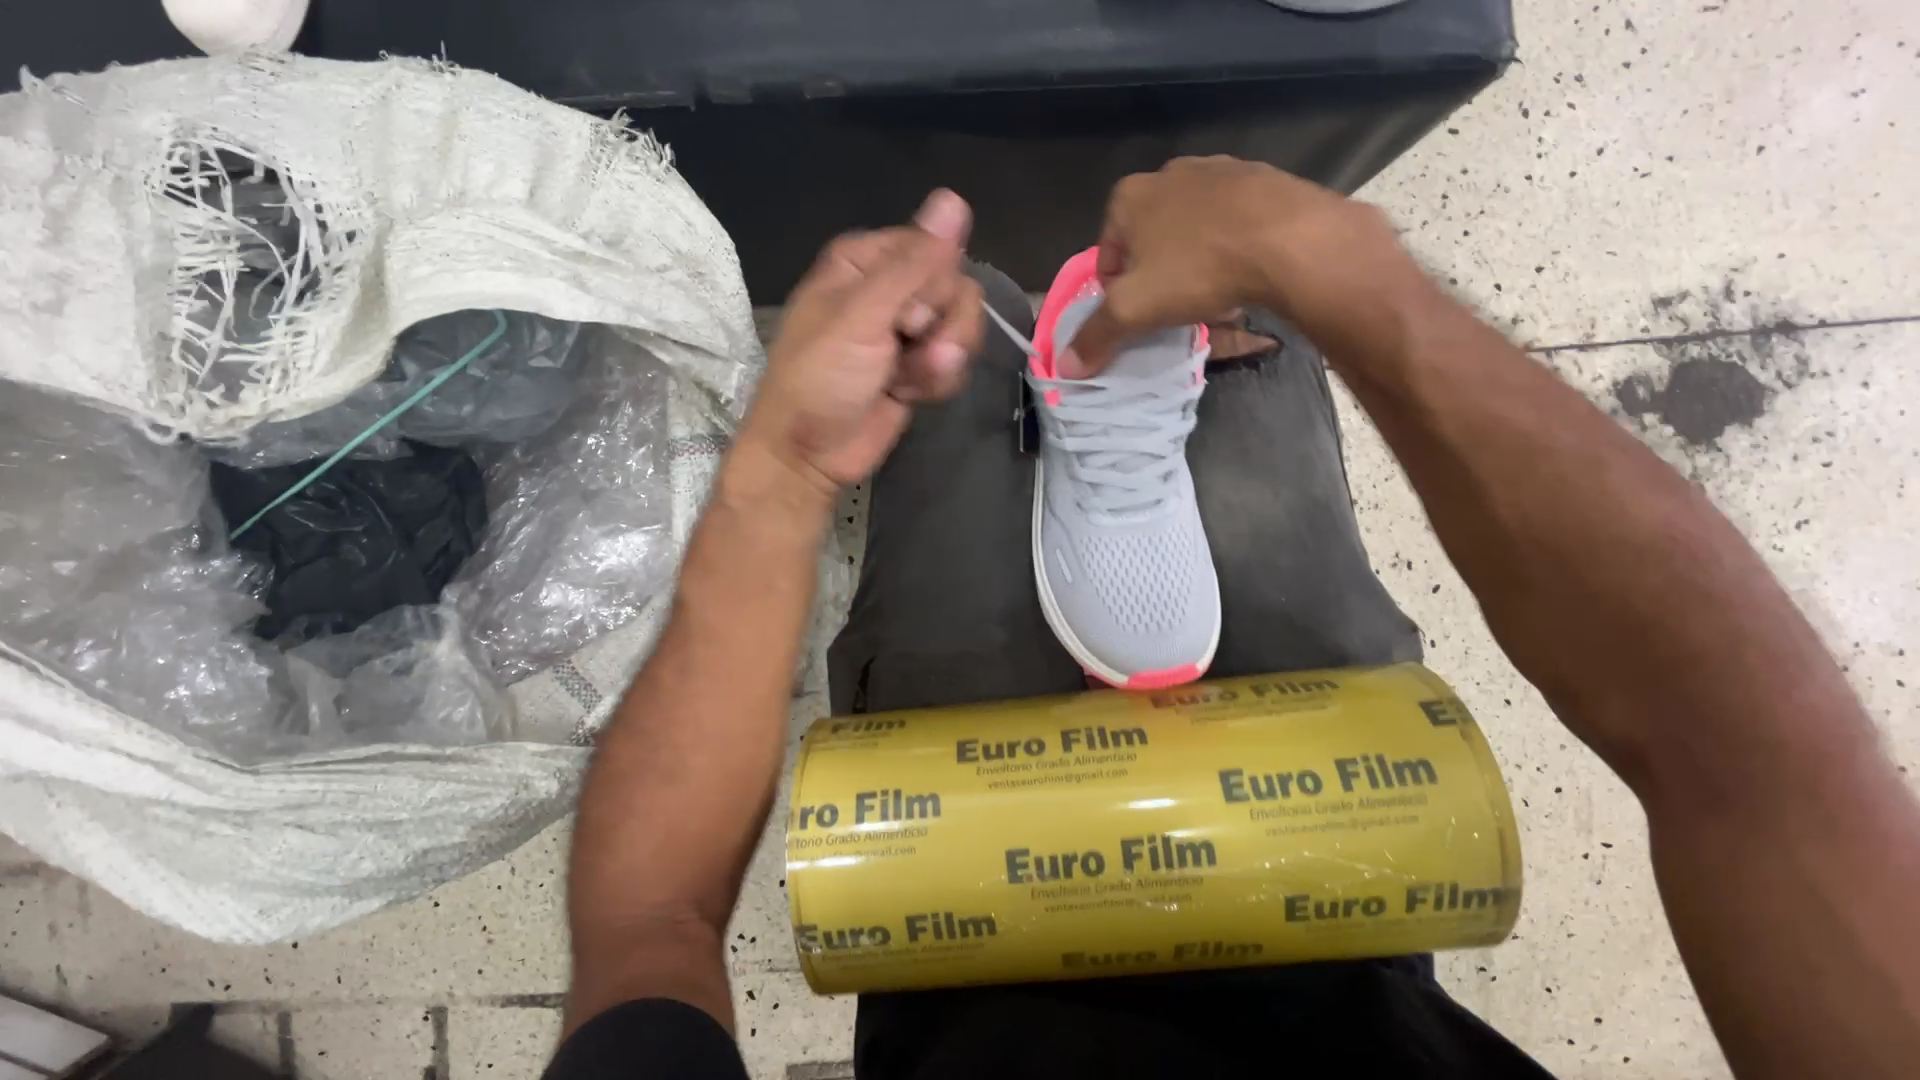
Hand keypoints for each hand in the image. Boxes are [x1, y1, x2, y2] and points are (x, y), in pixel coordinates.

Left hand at [739, 191, 983, 494]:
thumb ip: (912, 264)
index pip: (935, 250)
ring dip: (940, 361)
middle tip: (905, 352)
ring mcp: (905, 329)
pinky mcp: (918, 364)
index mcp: (866, 261)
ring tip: (904, 381)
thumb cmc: (819, 381)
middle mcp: (889, 287)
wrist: (809, 455)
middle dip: (941, 329)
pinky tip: (906, 394)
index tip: (907, 320)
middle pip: (956, 287)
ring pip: (963, 325)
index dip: (932, 289)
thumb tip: (954, 198)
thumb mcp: (862, 318)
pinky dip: (936, 382)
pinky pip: (956, 360)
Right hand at [1061, 156, 1432, 376]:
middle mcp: (1170, 174)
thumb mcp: (1134, 311)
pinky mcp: (1263, 180)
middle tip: (1175, 310)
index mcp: (1129, 196)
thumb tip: (1064, 366)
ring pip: (1194, 231)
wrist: (1290, 240)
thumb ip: (1096, 336)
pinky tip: (1245, 275)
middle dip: (1158, 277)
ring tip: (1213, 296)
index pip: (1107, 254)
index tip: (1139, 316)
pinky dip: (1233, 249)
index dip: (1117, 293)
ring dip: (1196, 264)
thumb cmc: (1197, 269)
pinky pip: (1234, 224)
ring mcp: (1219, 171)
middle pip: (1151, 241)